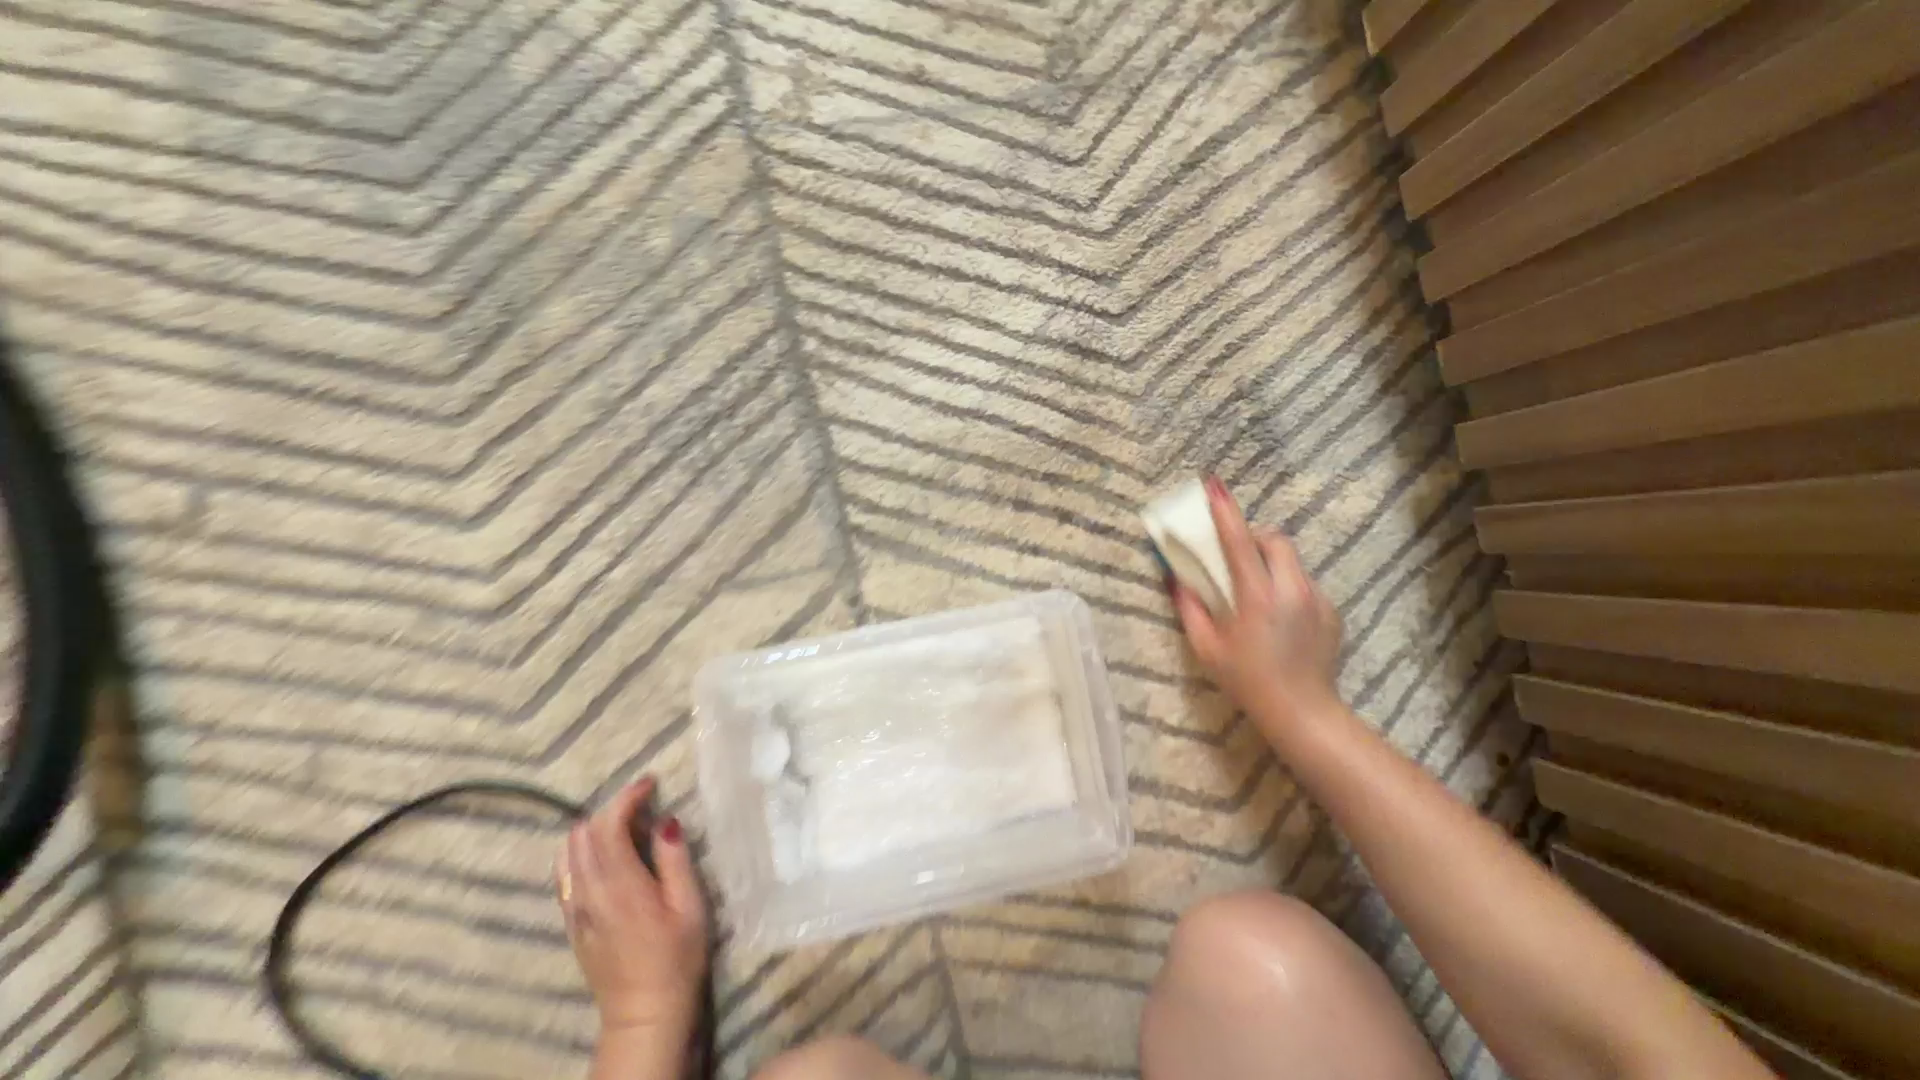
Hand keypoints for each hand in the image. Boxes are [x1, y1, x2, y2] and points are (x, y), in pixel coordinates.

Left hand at [556, 777, 708, 1038]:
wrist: (644, 1012)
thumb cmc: (677, 957)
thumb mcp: (690, 906)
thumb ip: (674, 859)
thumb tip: (665, 821)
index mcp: (621, 883)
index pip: (609, 824)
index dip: (627, 797)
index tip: (650, 783)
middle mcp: (589, 891)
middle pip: (585, 833)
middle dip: (612, 809)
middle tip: (644, 805)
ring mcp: (575, 908)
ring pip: (568, 852)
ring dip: (592, 830)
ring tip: (623, 828)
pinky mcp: (572, 923)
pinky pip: (564, 875)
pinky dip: (579, 853)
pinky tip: (602, 858)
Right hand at [1169, 477, 1343, 740]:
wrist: (1302, 712)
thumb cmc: (1247, 681)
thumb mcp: (1207, 648)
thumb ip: (1190, 608)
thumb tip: (1176, 578)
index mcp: (1256, 596)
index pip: (1239, 541)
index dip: (1225, 511)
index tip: (1214, 486)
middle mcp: (1291, 590)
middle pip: (1275, 539)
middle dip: (1255, 537)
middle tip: (1237, 556)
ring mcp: (1316, 599)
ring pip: (1293, 562)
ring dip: (1272, 563)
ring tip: (1258, 592)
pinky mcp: (1332, 612)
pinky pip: (1306, 585)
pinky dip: (1289, 589)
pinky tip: (1280, 620)